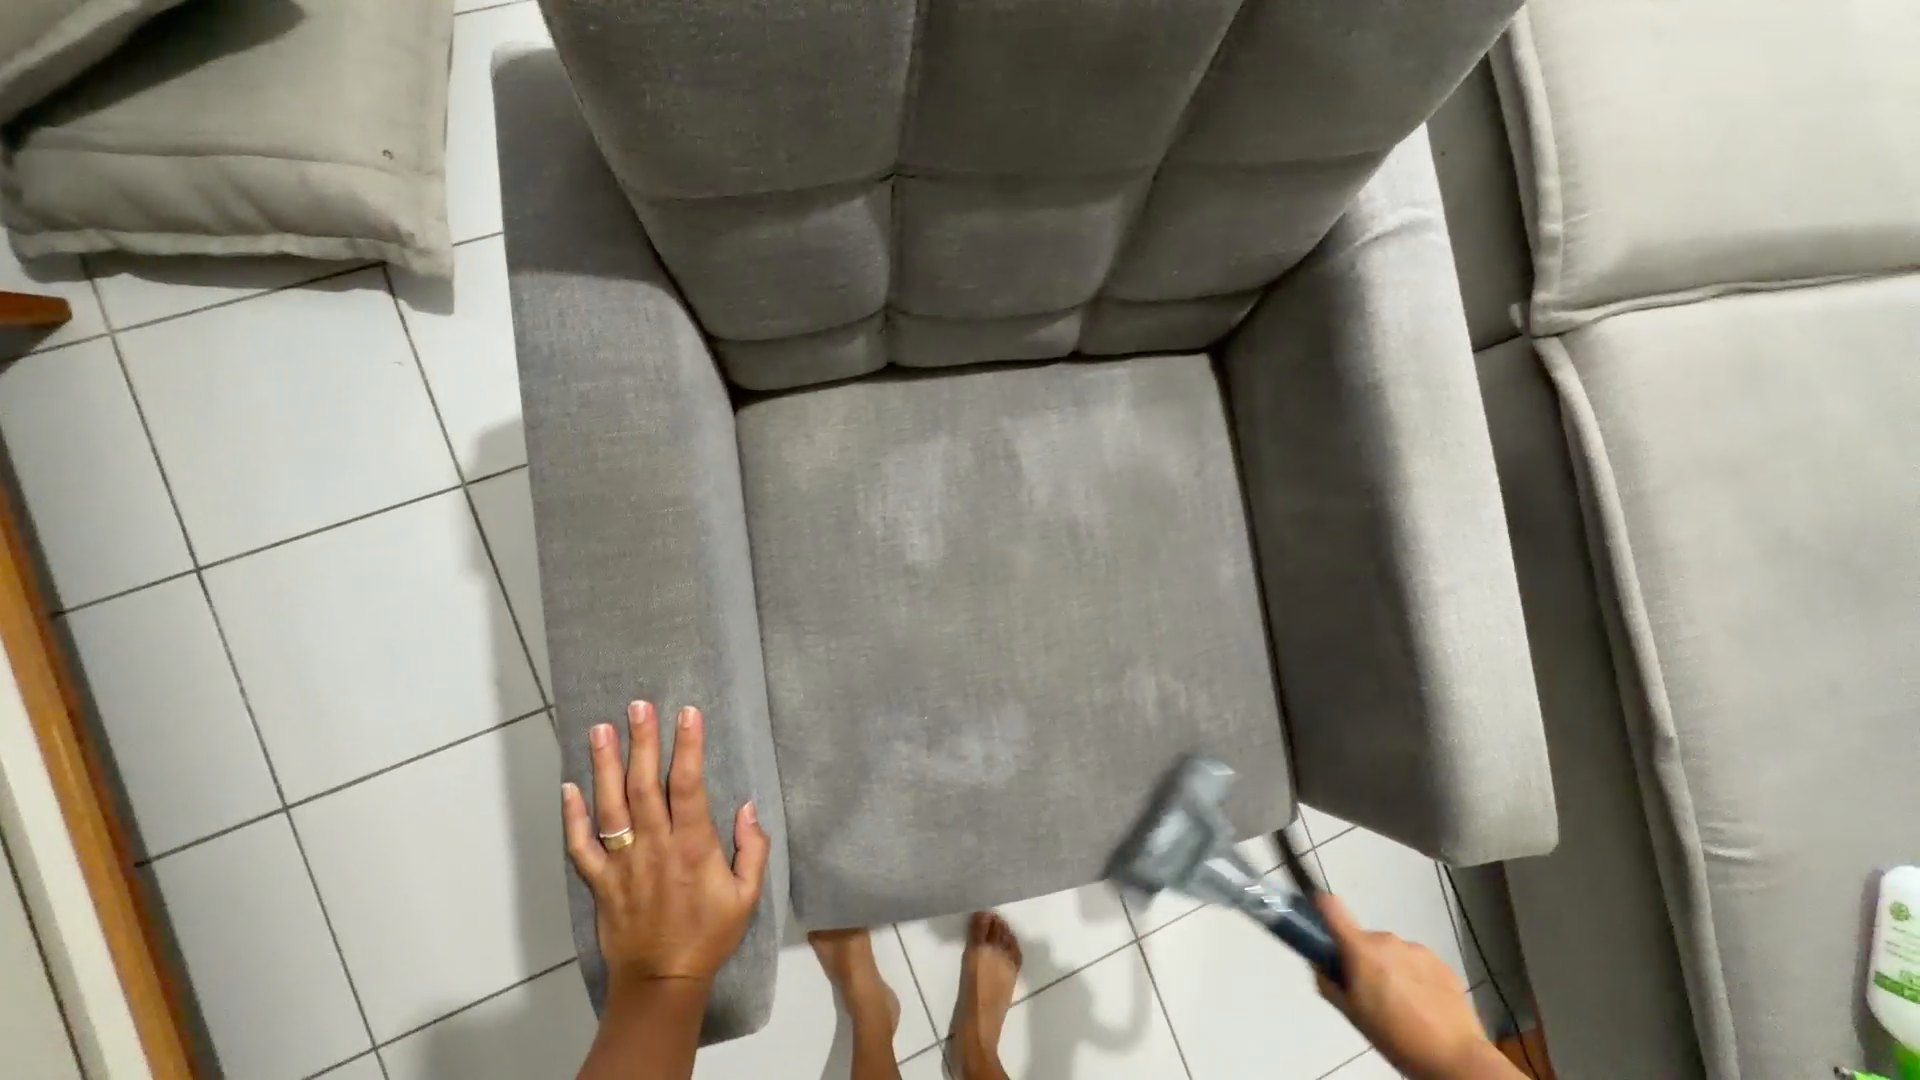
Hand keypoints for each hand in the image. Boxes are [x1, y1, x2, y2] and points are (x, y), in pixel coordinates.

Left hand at [562, 701, 769, 994]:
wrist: (662, 982)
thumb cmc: (710, 934)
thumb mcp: (748, 896)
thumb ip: (753, 849)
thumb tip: (749, 807)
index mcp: (693, 848)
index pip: (689, 787)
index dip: (688, 748)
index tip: (688, 713)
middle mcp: (655, 848)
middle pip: (645, 787)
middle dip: (643, 743)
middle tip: (638, 706)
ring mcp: (623, 864)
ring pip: (611, 808)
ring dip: (604, 766)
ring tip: (600, 729)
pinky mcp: (601, 882)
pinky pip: (581, 846)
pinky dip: (572, 817)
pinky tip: (569, 786)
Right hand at [1316, 894, 1516, 1079]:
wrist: (1457, 1058)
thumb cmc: (1395, 1037)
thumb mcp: (1352, 1015)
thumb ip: (1329, 984)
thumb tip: (1321, 967)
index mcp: (1361, 950)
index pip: (1332, 908)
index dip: (1322, 906)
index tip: (1318, 914)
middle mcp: (1388, 940)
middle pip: (1365, 941)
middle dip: (1364, 959)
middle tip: (1371, 992)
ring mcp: (1418, 950)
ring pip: (1393, 953)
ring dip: (1391, 969)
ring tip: (1403, 1004)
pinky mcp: (1443, 964)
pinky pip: (1418, 964)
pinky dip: (1415, 977)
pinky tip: (1424, 1006)